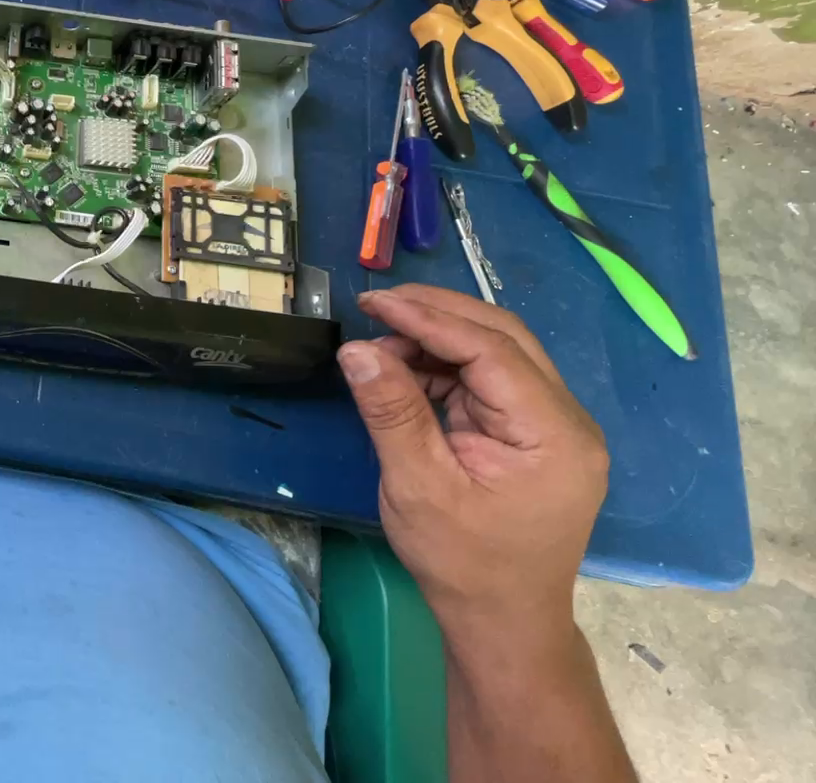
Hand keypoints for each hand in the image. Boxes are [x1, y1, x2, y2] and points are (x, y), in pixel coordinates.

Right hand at [337, 286, 608, 637]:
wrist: (499, 615)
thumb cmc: (461, 557)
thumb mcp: (417, 483)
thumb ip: (391, 411)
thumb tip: (356, 349)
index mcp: (553, 433)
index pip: (492, 350)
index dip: (429, 319)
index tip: (372, 303)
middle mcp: (563, 419)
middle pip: (503, 338)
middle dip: (438, 313)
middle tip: (375, 304)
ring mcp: (546, 425)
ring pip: (494, 353)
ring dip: (435, 338)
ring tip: (378, 342)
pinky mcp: (523, 433)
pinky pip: (482, 380)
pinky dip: (439, 365)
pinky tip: (400, 369)